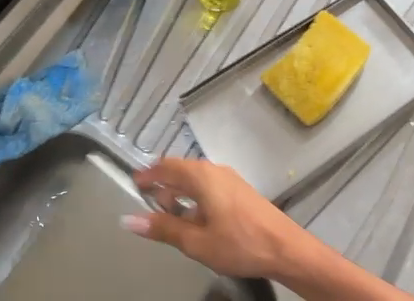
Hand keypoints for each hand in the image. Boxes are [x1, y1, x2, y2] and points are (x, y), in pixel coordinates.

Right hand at [122, 159, 309, 279]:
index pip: (168, 166)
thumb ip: (163, 228)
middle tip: (147, 200)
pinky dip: (194, 197)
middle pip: (182, 170)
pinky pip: (208, 187)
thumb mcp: (196, 241)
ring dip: (179, 192)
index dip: (149, 174)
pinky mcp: (239, 191)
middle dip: (163, 183)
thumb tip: (130, 219)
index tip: (134, 181)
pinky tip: (194, 218)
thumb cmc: (238, 243)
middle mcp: (215, 170)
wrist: (284, 247)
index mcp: (202, 176)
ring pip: (196, 180)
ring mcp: (229, 180)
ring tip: (167, 212)